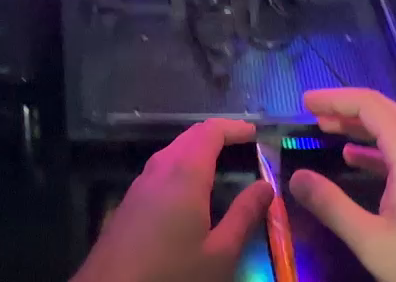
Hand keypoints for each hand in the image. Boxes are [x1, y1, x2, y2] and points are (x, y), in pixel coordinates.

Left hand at [72, 118, 273, 281]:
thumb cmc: (171, 275)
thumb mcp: (219, 255)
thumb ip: (244, 216)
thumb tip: (266, 186)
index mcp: (185, 172)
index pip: (211, 131)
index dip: (234, 128)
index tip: (254, 133)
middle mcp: (160, 168)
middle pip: (191, 136)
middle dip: (217, 135)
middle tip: (242, 146)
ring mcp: (140, 183)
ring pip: (173, 151)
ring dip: (197, 149)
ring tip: (220, 164)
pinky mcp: (129, 202)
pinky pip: (160, 169)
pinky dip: (181, 166)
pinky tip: (188, 191)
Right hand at [290, 88, 395, 281]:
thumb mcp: (373, 242)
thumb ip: (332, 206)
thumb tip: (296, 178)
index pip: (368, 105)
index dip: (335, 99)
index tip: (306, 101)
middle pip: (382, 109)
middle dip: (346, 108)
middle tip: (313, 113)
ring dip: (362, 126)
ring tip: (328, 130)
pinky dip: (380, 144)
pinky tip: (358, 158)